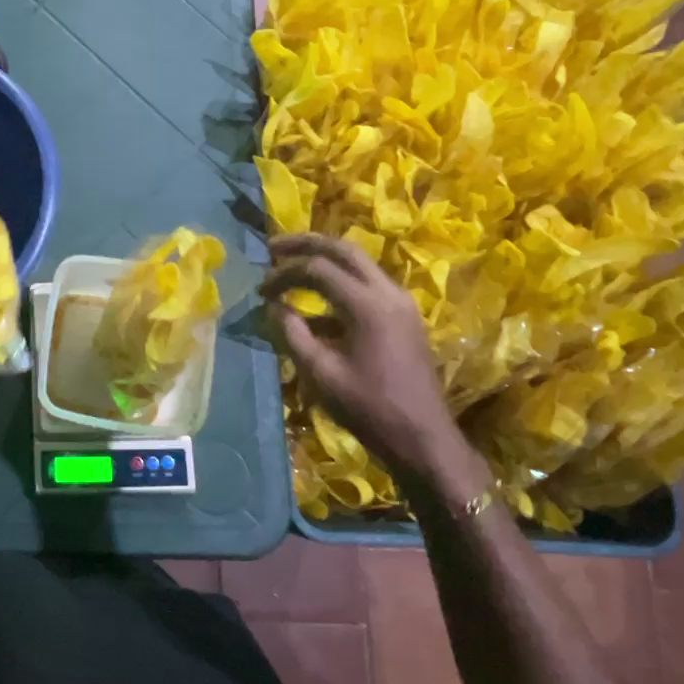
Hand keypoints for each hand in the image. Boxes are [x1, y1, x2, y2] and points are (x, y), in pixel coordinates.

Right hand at [263, 234, 459, 473]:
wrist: (423, 439)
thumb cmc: (368, 408)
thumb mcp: (319, 373)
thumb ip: (291, 333)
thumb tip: (273, 306)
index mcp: (368, 305)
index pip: (317, 269)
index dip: (283, 274)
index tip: (260, 290)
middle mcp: (389, 293)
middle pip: (344, 250)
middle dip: (306, 244)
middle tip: (273, 247)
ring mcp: (402, 303)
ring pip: (359, 263)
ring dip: (324, 260)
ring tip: (292, 267)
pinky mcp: (404, 317)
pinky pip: (368, 284)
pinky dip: (340, 282)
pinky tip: (317, 303)